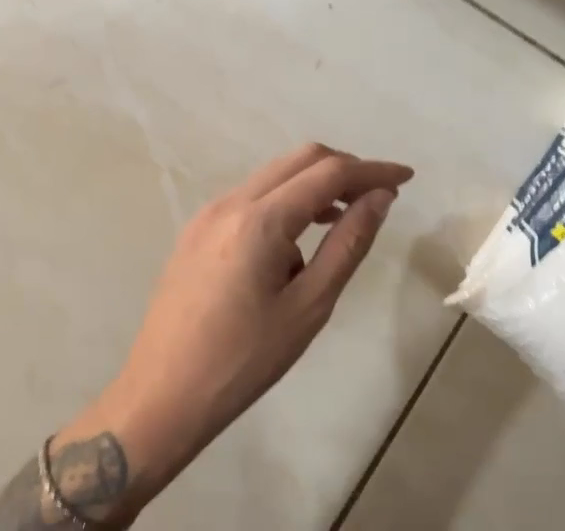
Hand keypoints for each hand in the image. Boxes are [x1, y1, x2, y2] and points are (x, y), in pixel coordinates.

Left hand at [43, 145, 411, 523]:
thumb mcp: (311, 304)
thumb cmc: (243, 361)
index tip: (407, 179)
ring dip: (318, 182)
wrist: (157, 404)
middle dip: (348, 168)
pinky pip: (255, 195)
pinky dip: (290, 199)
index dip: (374, 171)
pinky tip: (302, 238)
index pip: (330, 173)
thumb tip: (381, 197)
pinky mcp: (196, 234)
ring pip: (277, 174)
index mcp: (260, 222)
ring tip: (347, 217)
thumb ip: (349, 242)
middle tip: (380, 195)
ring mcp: (207, 217)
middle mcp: (230, 205)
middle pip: (302, 159)